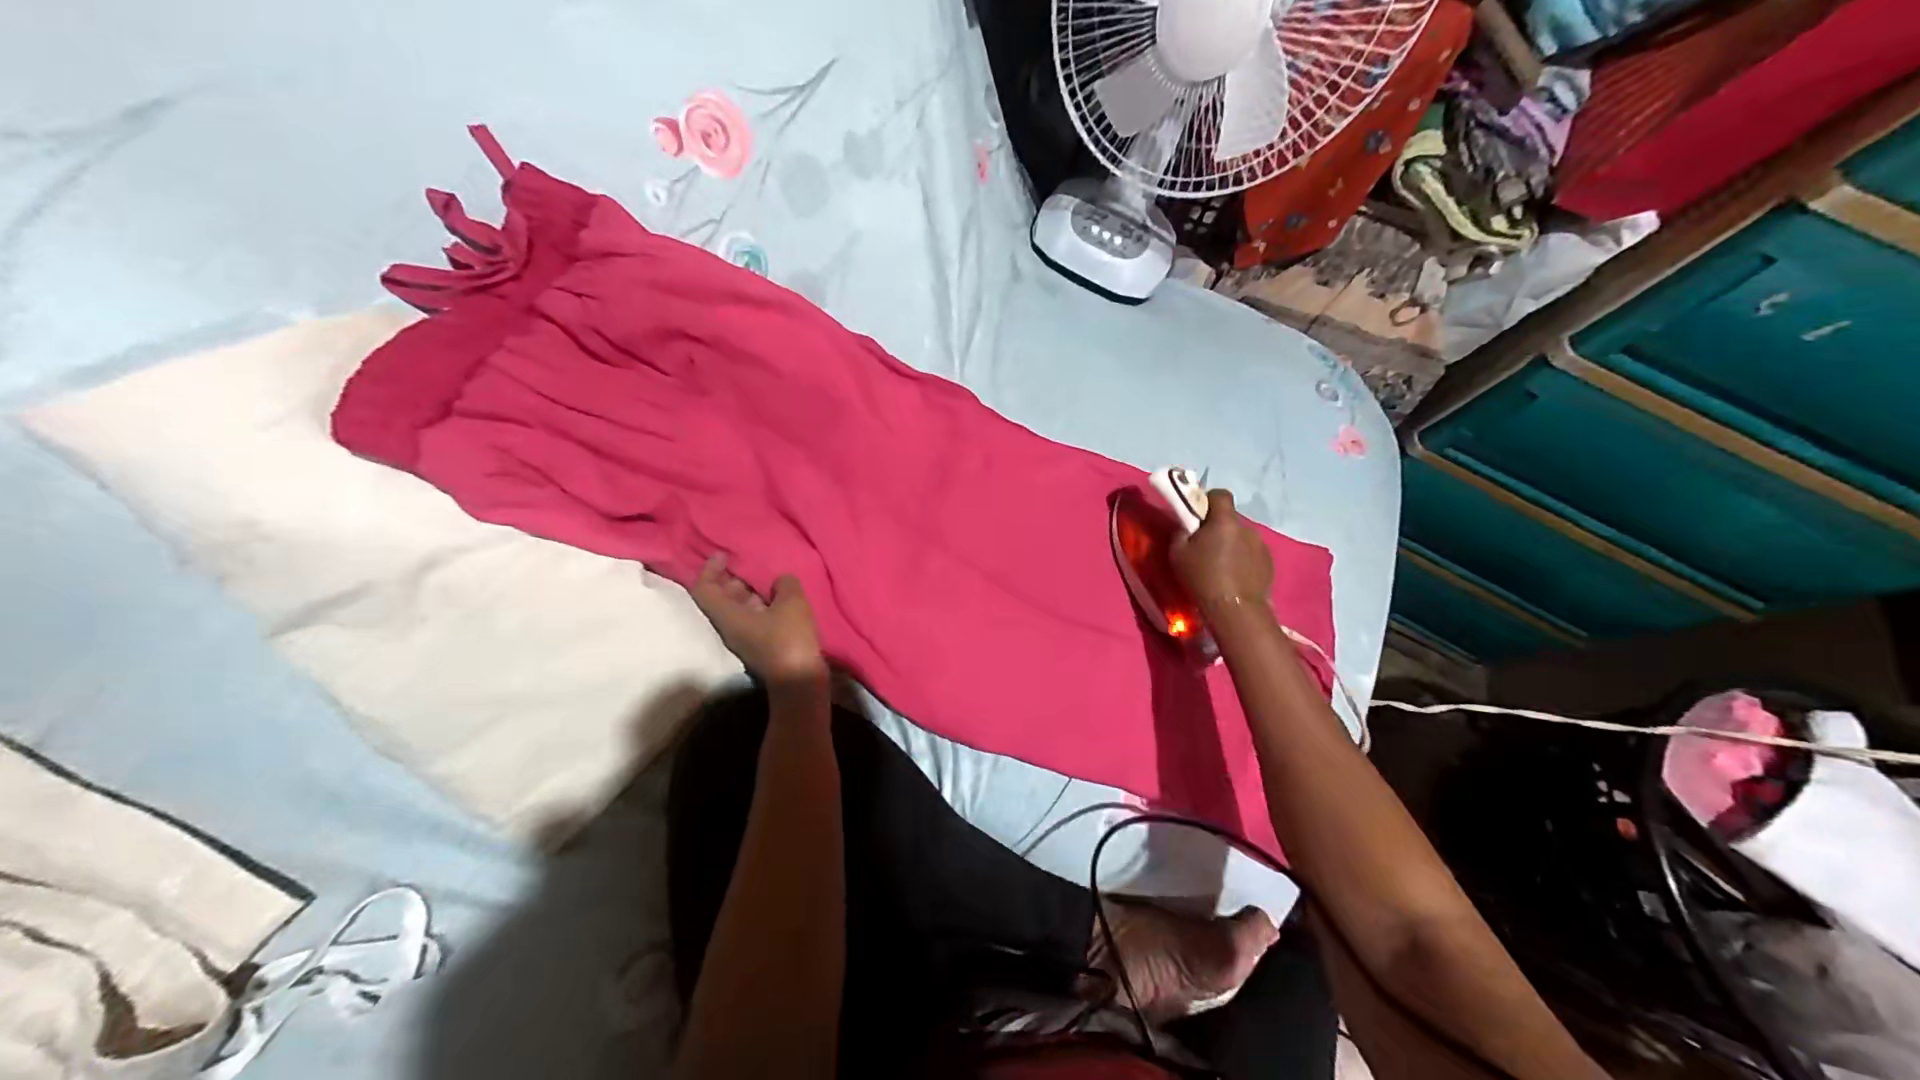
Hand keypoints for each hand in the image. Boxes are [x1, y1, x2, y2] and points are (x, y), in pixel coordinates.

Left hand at [690, 554, 826, 685]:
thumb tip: (780, 582)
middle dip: (730, 579)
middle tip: (747, 565)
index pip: (703, 589)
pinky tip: (779, 599)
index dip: (710, 569)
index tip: (726, 555)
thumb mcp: (791, 602)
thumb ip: (784, 584)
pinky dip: (760, 605)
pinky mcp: (760, 645)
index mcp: (727, 617)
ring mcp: (744, 639)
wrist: (800, 681)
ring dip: (748, 593)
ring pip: (737, 610)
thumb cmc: (789, 638)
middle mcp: (729, 628)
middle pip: (719, 599)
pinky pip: (752, 619)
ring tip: (767, 578)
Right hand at [1170, 489, 1272, 617]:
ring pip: (1242, 537)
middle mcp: (1247, 528)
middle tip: (1205, 546)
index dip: (1209, 500)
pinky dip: (1243, 560)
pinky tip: (1234, 577)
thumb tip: (1187, 526)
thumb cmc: (1202, 578)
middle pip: (1230, 519)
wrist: (1235, 610)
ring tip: (1221, 566)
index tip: (1198, 515)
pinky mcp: (1269, 563)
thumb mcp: (1177, 554)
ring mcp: (1261, 546)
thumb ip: (1181, 532)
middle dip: (1218, 527)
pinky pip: (1252, 554)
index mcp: (1225, 521)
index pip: (1221, 494)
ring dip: (1232, 544)